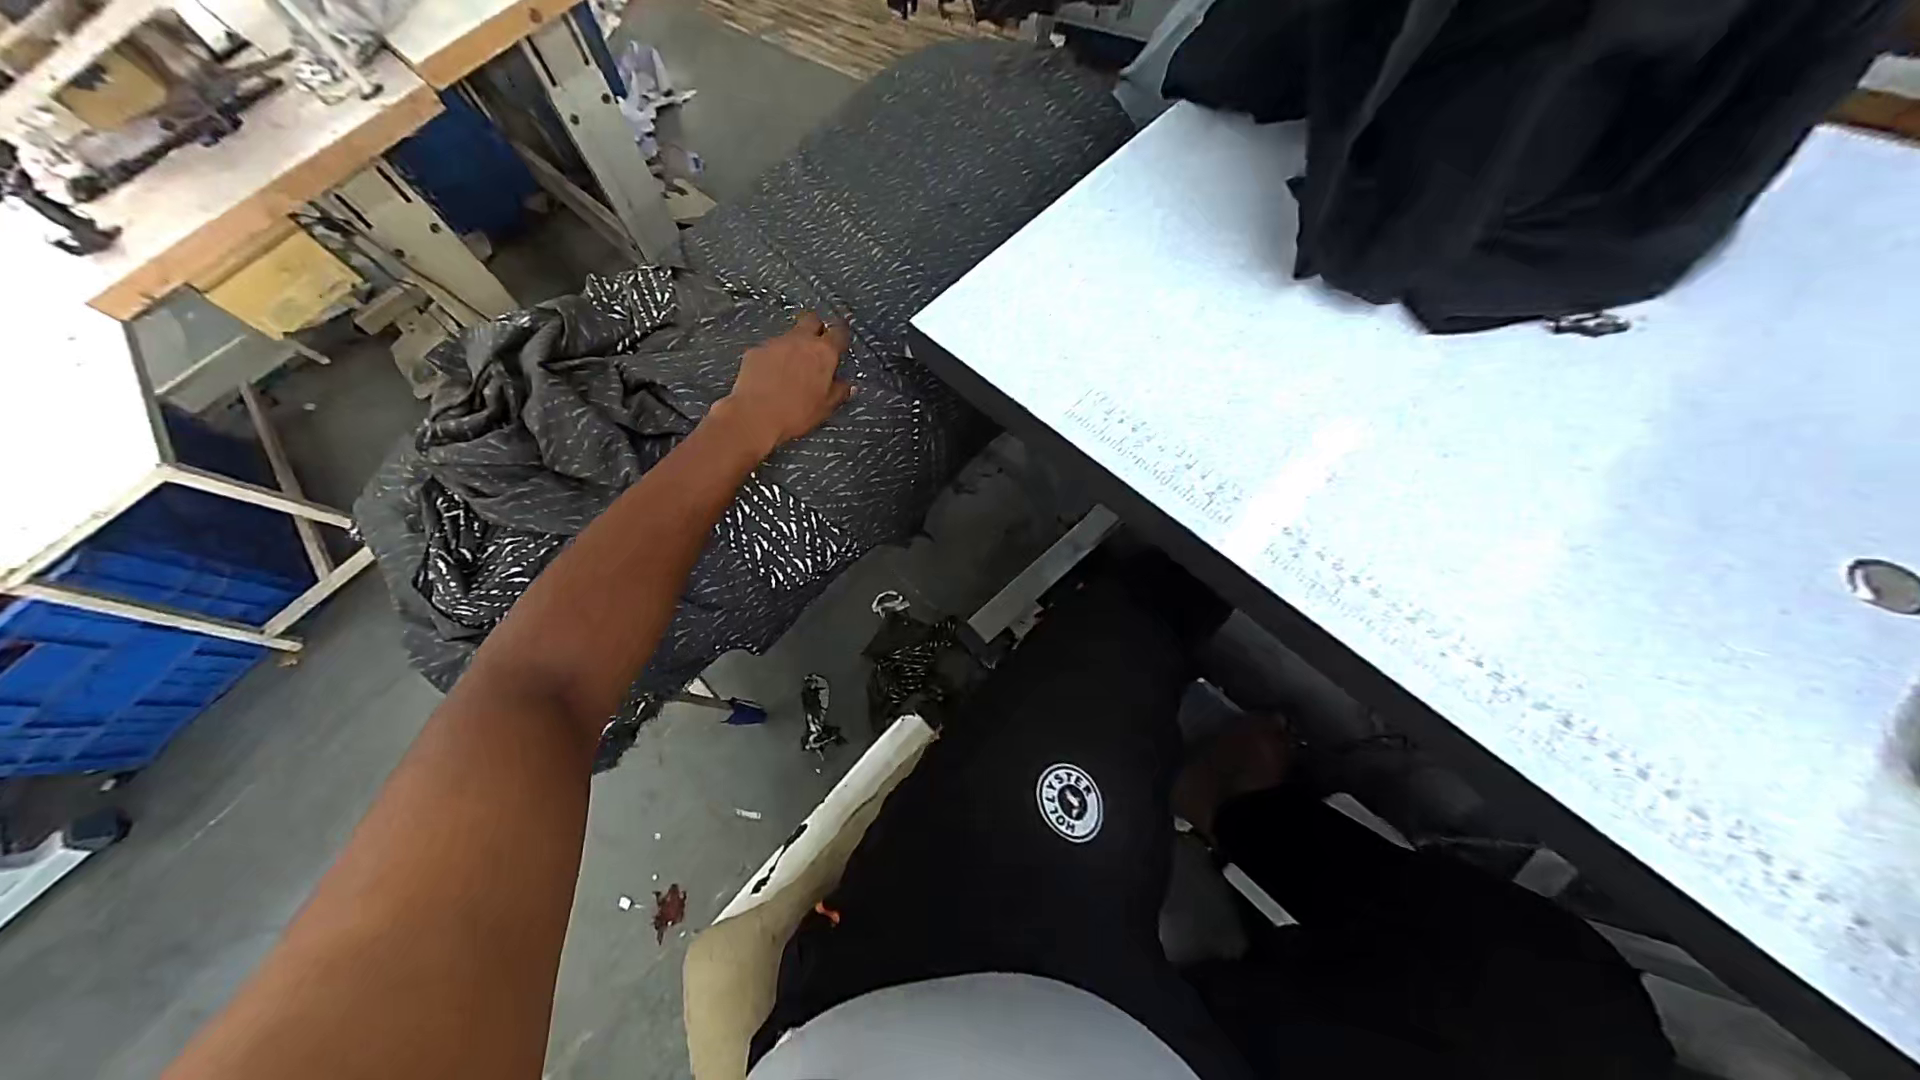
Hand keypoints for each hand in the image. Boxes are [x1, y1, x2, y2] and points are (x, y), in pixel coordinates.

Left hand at [714, 313, 854, 455]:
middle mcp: (800, 341)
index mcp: (823, 353)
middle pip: (812, 320)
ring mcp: (776, 343)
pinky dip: (773, 358)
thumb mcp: (825, 407)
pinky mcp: (756, 351)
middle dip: (817, 328)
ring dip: (794, 346)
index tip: (840, 341)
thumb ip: (839, 392)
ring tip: (792, 369)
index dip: (841, 335)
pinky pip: (769, 349)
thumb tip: (847, 386)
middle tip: (818, 345)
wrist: (755, 416)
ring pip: (790, 335)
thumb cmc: (794, 413)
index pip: (838, 332)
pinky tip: (771, 376)